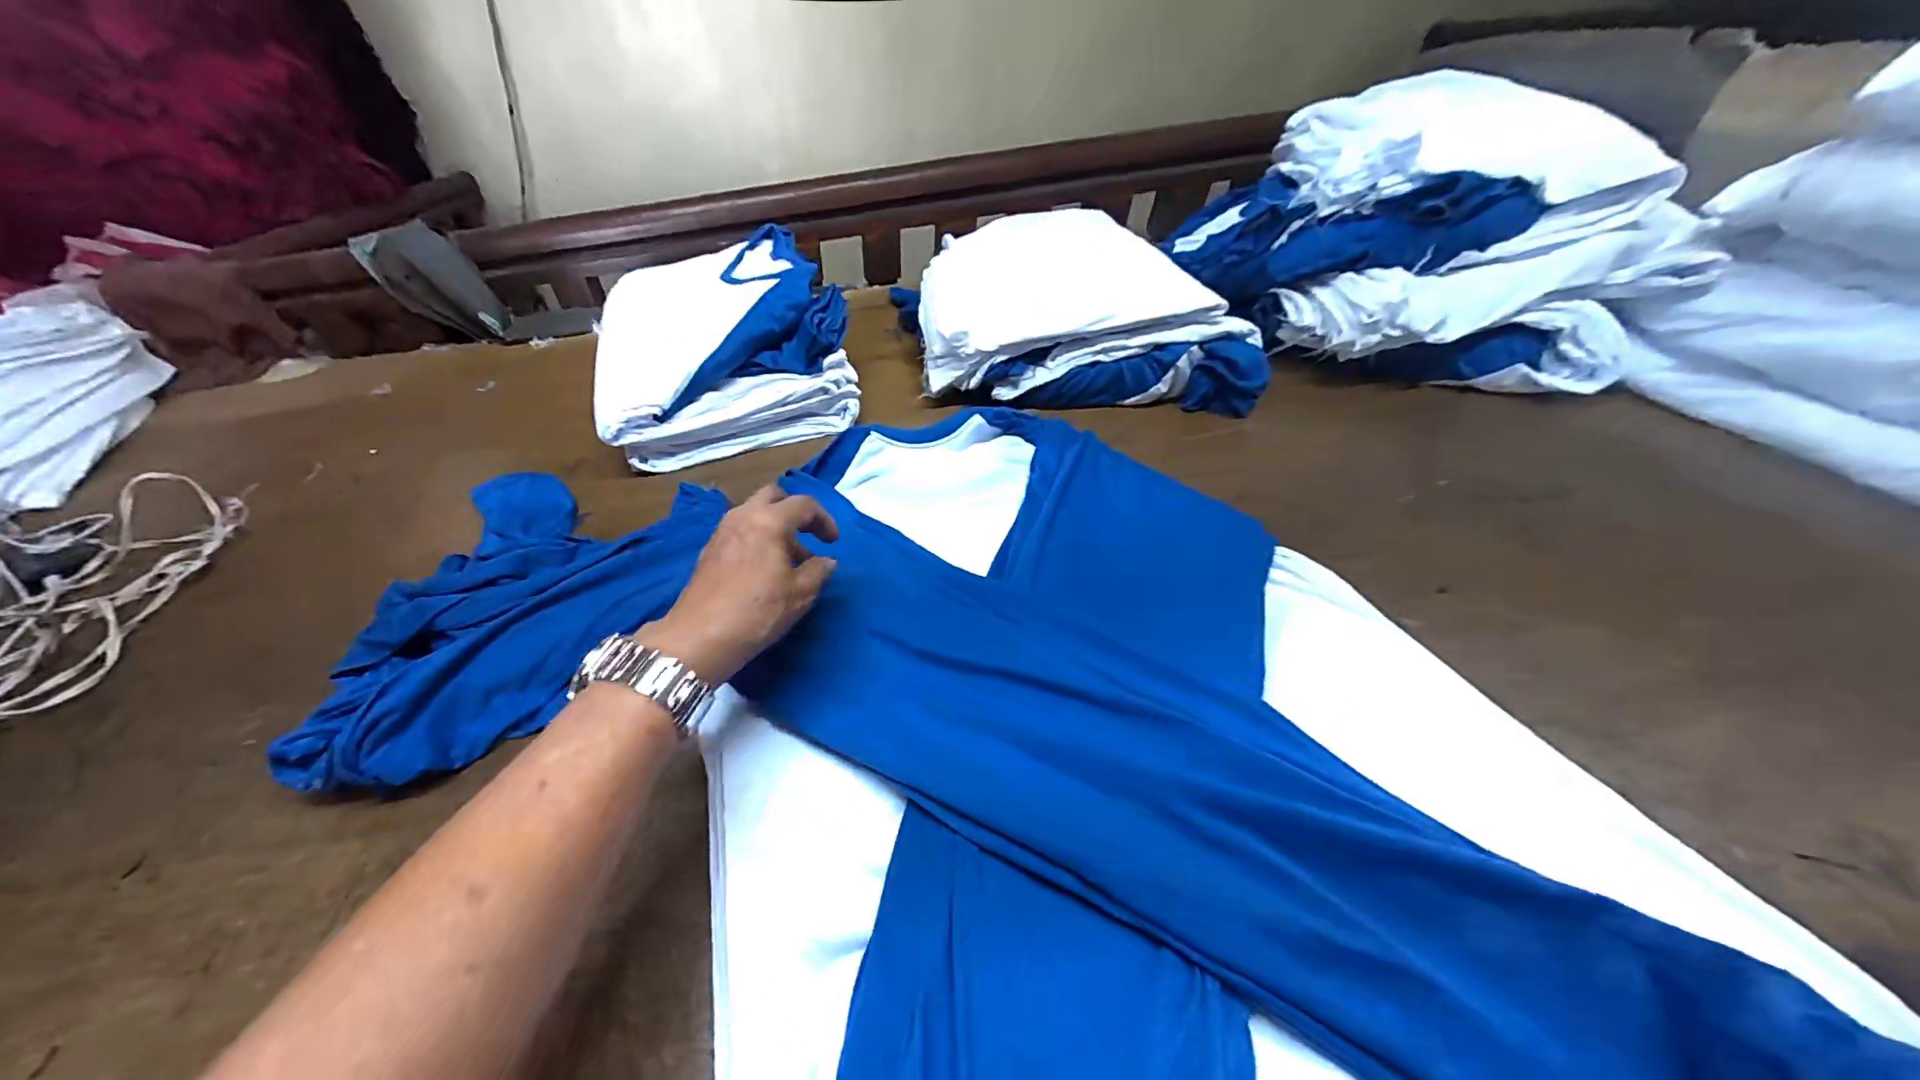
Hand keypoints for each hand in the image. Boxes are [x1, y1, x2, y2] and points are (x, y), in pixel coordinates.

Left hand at [636, 485, 839, 683]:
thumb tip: (826, 561)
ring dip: (776, 526)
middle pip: (773, 497)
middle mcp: (742, 517)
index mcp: (768, 521)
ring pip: (754, 513)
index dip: (824, 519)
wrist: (700, 637)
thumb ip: (819, 570)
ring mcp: (721, 532)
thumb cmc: (758, 612)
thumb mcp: (801, 593)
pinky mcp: (709, 550)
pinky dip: (758, 538)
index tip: (833, 542)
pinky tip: (765, 570)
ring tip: (790, 560)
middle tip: (809, 535)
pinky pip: (740, 531)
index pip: (803, 504)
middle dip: (795, 511)